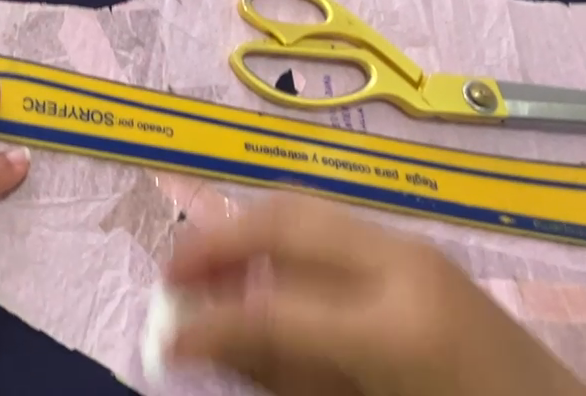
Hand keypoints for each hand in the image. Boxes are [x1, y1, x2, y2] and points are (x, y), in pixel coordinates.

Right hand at [164, 196, 585, 395]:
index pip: (272, 310)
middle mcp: (403, 266)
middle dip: (215, 241)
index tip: (165, 340)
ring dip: (246, 232)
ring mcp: (416, 248)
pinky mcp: (419, 249)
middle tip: (174, 276)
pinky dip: (282, 239)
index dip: (208, 323)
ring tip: (212, 270)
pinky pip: (329, 225)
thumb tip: (207, 343)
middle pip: (280, 219)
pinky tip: (266, 276)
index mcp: (399, 331)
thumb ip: (284, 377)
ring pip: (300, 207)